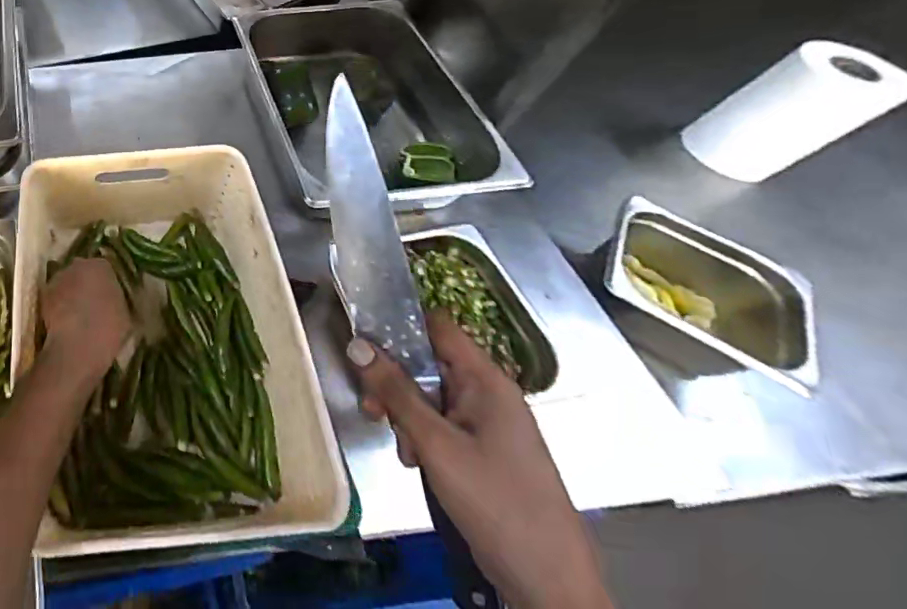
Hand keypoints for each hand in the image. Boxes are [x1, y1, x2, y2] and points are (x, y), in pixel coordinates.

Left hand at [41, 257, 130, 384]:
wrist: (77, 345)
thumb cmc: (108, 328)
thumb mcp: (125, 313)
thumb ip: (118, 300)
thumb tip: (113, 301)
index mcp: (103, 266)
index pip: (105, 270)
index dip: (105, 284)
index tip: (106, 298)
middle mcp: (79, 265)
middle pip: (82, 271)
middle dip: (85, 284)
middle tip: (90, 304)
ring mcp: (59, 278)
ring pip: (66, 282)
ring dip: (69, 293)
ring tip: (75, 315)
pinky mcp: (44, 294)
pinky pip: (53, 296)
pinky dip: (57, 305)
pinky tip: (62, 322)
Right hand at [348, 311, 612, 608]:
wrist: (550, 582)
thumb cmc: (495, 501)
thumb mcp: (436, 444)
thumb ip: (395, 392)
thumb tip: (356, 344)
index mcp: (486, 380)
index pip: (438, 327)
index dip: (400, 325)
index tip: (363, 340)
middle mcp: (488, 394)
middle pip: (430, 365)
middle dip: (395, 382)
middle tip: (371, 409)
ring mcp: (489, 425)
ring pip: (432, 398)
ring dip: (407, 416)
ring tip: (401, 447)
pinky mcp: (485, 453)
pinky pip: (444, 426)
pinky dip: (423, 437)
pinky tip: (416, 462)